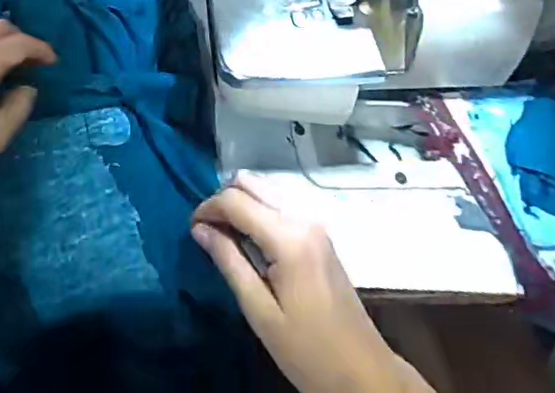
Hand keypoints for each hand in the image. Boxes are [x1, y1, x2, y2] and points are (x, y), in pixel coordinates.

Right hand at [192, 174, 429, 392]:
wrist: (364, 373)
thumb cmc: (309, 350)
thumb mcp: (261, 313)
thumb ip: (229, 262)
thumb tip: (199, 229)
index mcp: (288, 237)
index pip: (236, 200)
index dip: (207, 208)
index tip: (191, 228)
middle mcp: (303, 218)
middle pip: (251, 182)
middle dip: (223, 199)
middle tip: (207, 230)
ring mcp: (314, 222)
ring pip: (265, 188)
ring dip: (240, 202)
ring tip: (224, 235)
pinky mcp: (318, 232)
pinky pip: (279, 203)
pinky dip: (257, 210)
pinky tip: (248, 238)